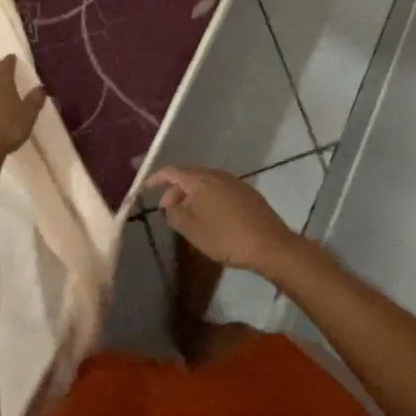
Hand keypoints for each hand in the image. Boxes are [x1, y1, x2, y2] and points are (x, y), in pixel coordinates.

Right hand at [146, 166, 300, 272]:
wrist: (269, 244)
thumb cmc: (224, 236)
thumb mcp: (191, 229)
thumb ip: (174, 214)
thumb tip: (171, 206)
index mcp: (200, 179)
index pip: (171, 171)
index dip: (156, 179)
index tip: (146, 188)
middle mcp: (217, 174)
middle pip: (189, 176)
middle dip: (175, 191)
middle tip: (168, 210)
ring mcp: (235, 182)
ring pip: (206, 183)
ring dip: (192, 196)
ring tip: (187, 216)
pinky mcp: (248, 193)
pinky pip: (219, 190)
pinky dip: (208, 199)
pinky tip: (210, 217)